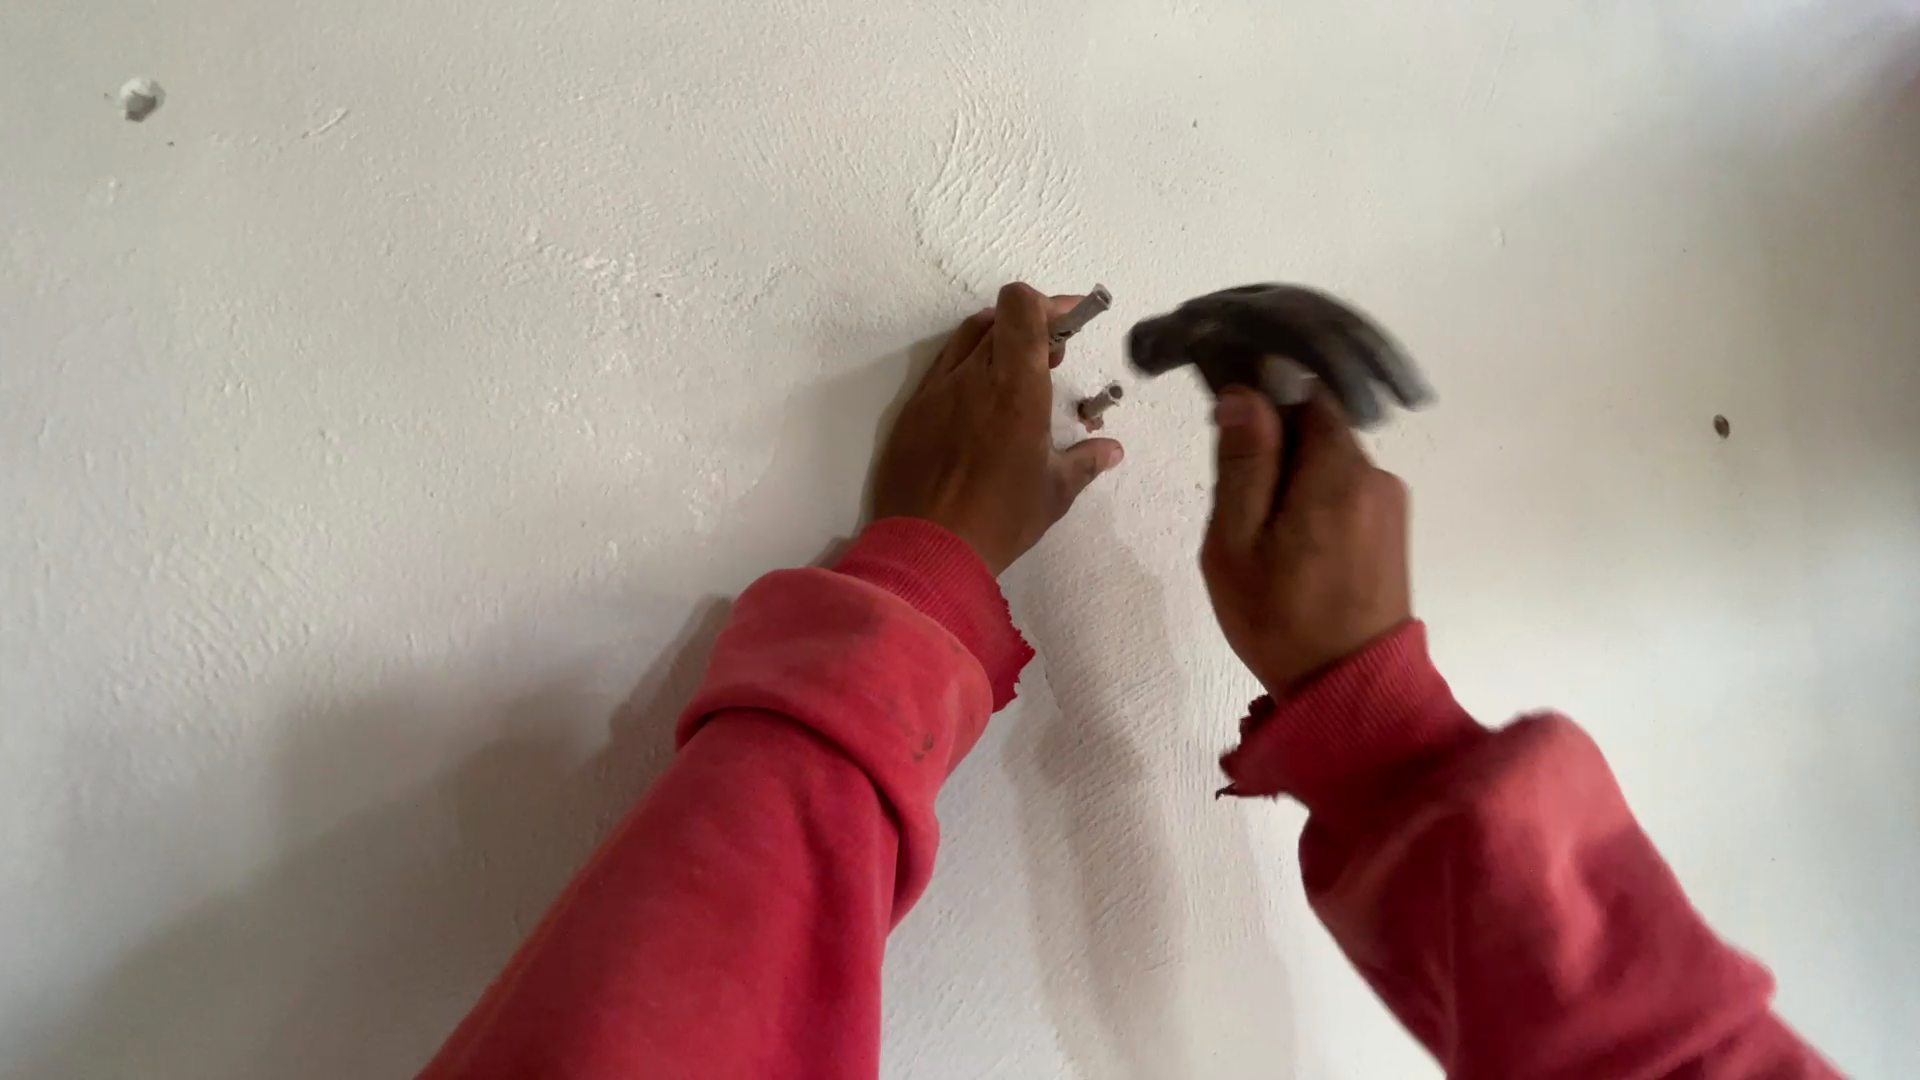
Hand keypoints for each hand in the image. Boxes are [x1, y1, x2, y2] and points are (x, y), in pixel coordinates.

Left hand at [871, 283, 1123, 575]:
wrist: (928, 548)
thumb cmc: (1000, 519)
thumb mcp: (1054, 492)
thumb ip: (1086, 461)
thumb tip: (1111, 450)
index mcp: (1015, 388)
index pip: (1022, 307)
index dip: (1049, 305)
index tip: (1068, 326)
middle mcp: (972, 377)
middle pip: (998, 317)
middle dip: (1029, 326)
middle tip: (1048, 361)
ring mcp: (936, 391)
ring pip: (966, 339)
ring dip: (995, 342)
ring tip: (1013, 377)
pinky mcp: (912, 411)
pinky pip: (942, 369)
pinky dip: (966, 368)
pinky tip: (977, 404)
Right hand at [1201, 387, 1411, 696]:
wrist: (1348, 689)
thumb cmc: (1277, 616)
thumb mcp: (1235, 541)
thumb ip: (1242, 463)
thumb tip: (1243, 393)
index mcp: (1336, 471)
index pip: (1303, 394)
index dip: (1262, 402)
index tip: (1227, 436)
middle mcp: (1376, 474)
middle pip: (1315, 430)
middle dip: (1272, 451)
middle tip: (1237, 505)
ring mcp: (1390, 504)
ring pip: (1327, 463)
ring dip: (1291, 481)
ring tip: (1263, 537)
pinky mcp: (1392, 530)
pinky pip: (1343, 491)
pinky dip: (1312, 503)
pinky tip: (1294, 549)